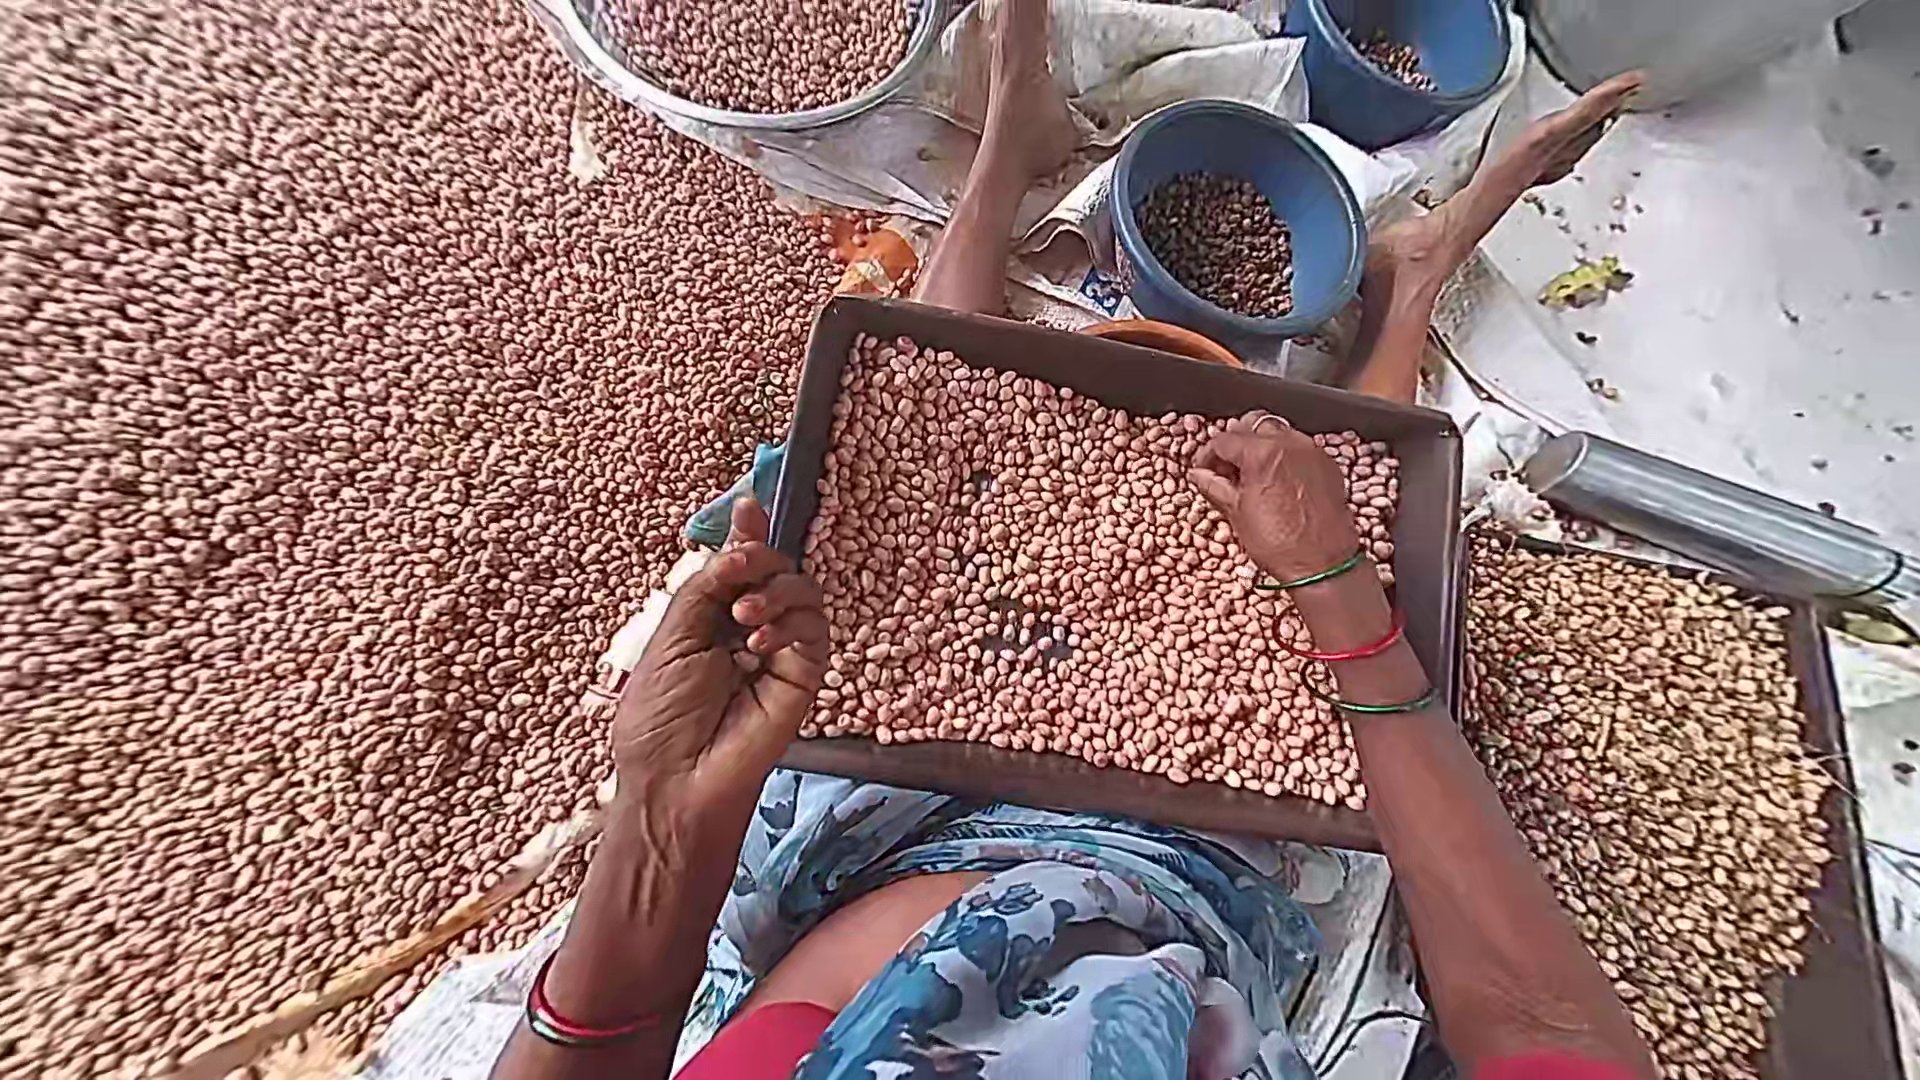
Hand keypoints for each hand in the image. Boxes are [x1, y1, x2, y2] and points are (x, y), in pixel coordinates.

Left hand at [611, 497, 828, 829]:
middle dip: (760, 560)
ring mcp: (784, 647)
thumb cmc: (662, 713)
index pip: (744, 565)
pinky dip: (789, 624)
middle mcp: (755, 624)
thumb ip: (709, 582)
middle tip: (739, 571)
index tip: (749, 507)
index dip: (749, 535)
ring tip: (744, 617)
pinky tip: (759, 643)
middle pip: (778, 569)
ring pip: (804, 591)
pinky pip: (814, 629)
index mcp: (719, 614)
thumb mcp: (673, 635)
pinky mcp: (806, 670)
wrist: (676, 779)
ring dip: (777, 590)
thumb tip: (739, 533)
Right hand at [1189, 412, 1359, 582]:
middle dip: (1233, 444)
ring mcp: (1312, 452)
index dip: (1206, 455)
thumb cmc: (1278, 542)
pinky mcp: (1327, 465)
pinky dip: (1281, 455)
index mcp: (1262, 452)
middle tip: (1223, 469)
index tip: (1202, 470)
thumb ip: (1214, 485)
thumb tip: (1199, 475)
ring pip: (1277, 432)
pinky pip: (1298, 447)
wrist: (1322, 564)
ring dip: (1258, 446)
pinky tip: (1273, 480)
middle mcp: (1289, 444)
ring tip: (1248, 474)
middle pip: (1251, 425)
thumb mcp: (1235, 512)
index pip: (1223, 440)